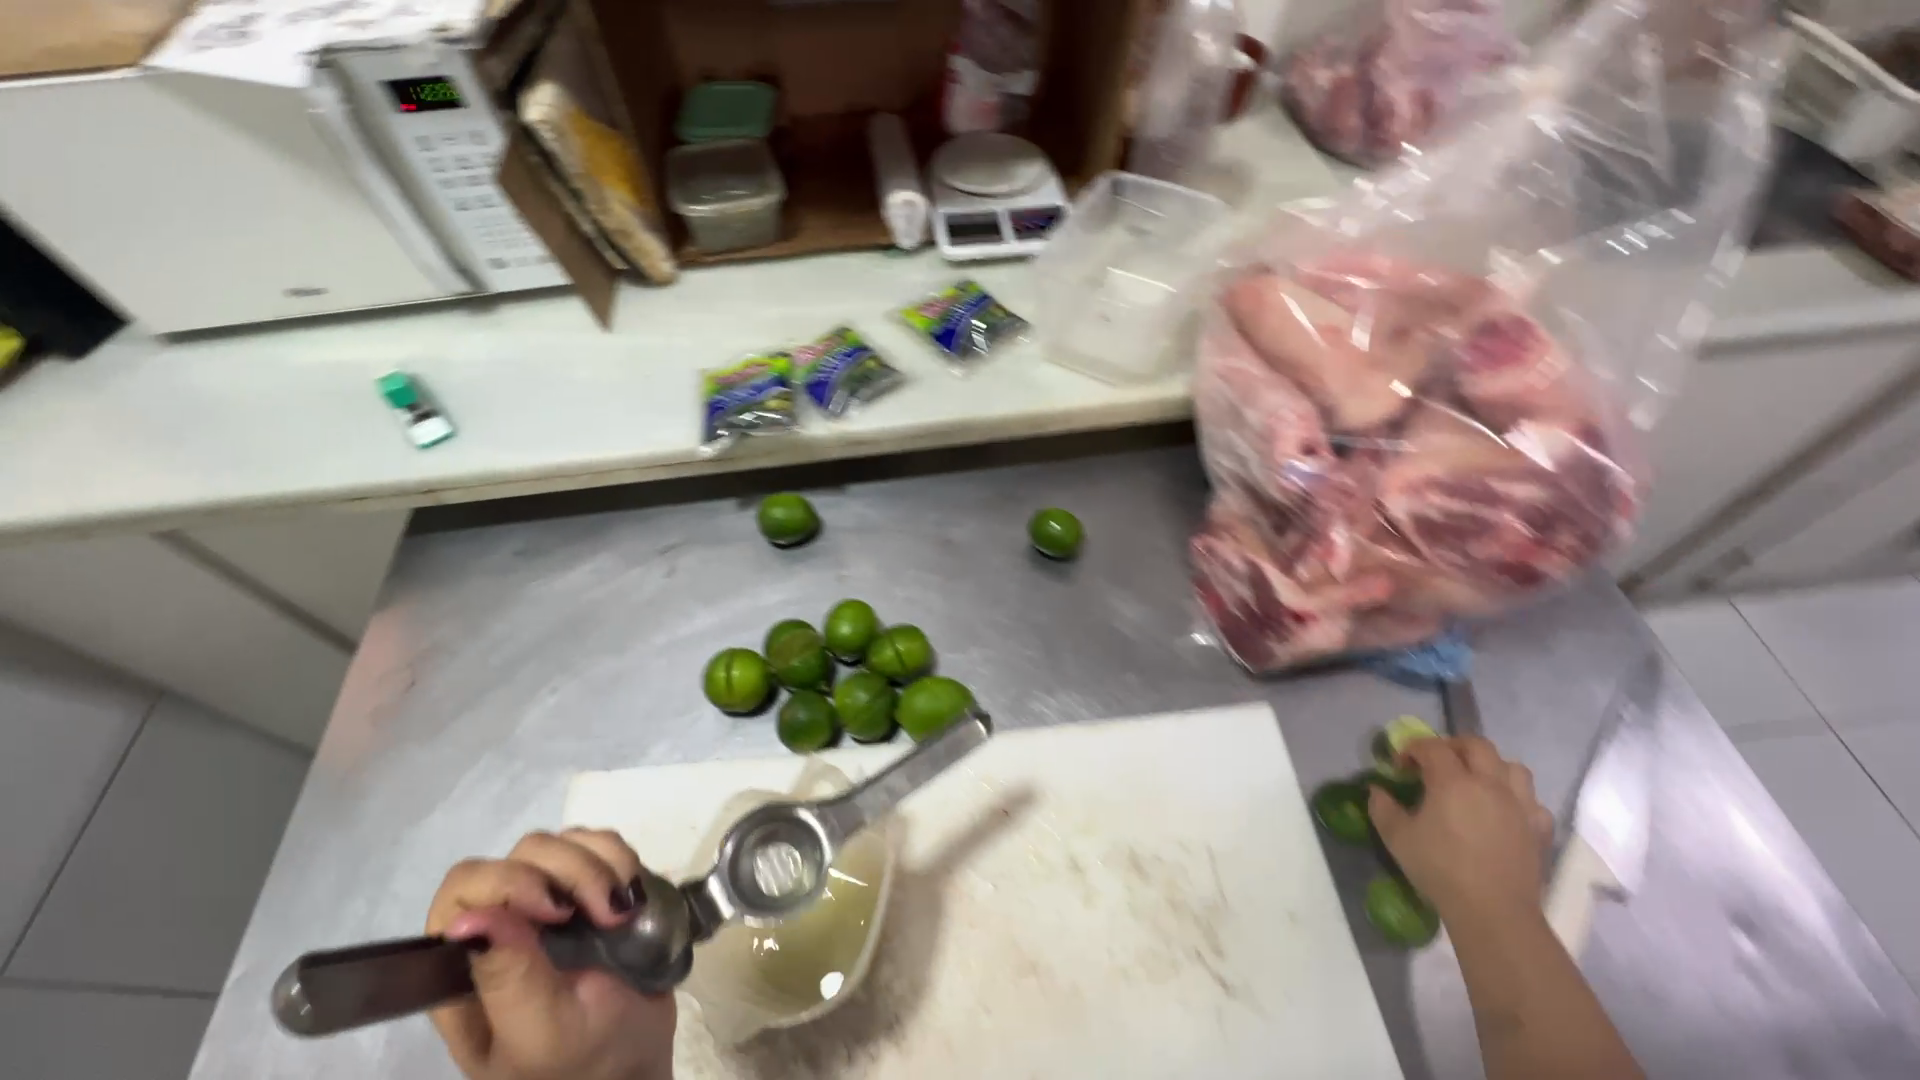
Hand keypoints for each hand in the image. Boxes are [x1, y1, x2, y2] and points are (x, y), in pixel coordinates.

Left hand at [425, 829, 675, 1079]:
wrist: (636, 1064)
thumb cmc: (582, 1062)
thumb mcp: (541, 1033)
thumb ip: (507, 979)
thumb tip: (468, 921)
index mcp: (467, 964)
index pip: (466, 890)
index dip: (510, 882)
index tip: (558, 913)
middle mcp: (503, 923)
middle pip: (522, 855)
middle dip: (573, 872)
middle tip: (610, 915)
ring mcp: (548, 901)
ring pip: (562, 842)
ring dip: (602, 865)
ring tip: (624, 911)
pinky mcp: (589, 888)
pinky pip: (599, 845)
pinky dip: (621, 859)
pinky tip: (633, 897)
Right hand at [1369, 736, 1554, 926]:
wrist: (1492, 911)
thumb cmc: (1440, 870)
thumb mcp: (1397, 838)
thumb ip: (1382, 808)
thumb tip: (1377, 790)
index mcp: (1452, 782)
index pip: (1432, 747)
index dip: (1413, 749)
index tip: (1401, 766)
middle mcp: (1490, 784)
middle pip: (1477, 745)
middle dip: (1453, 746)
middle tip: (1437, 763)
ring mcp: (1520, 805)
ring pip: (1512, 767)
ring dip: (1491, 766)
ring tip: (1476, 781)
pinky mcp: (1539, 828)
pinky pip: (1532, 801)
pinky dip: (1517, 799)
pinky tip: (1504, 813)